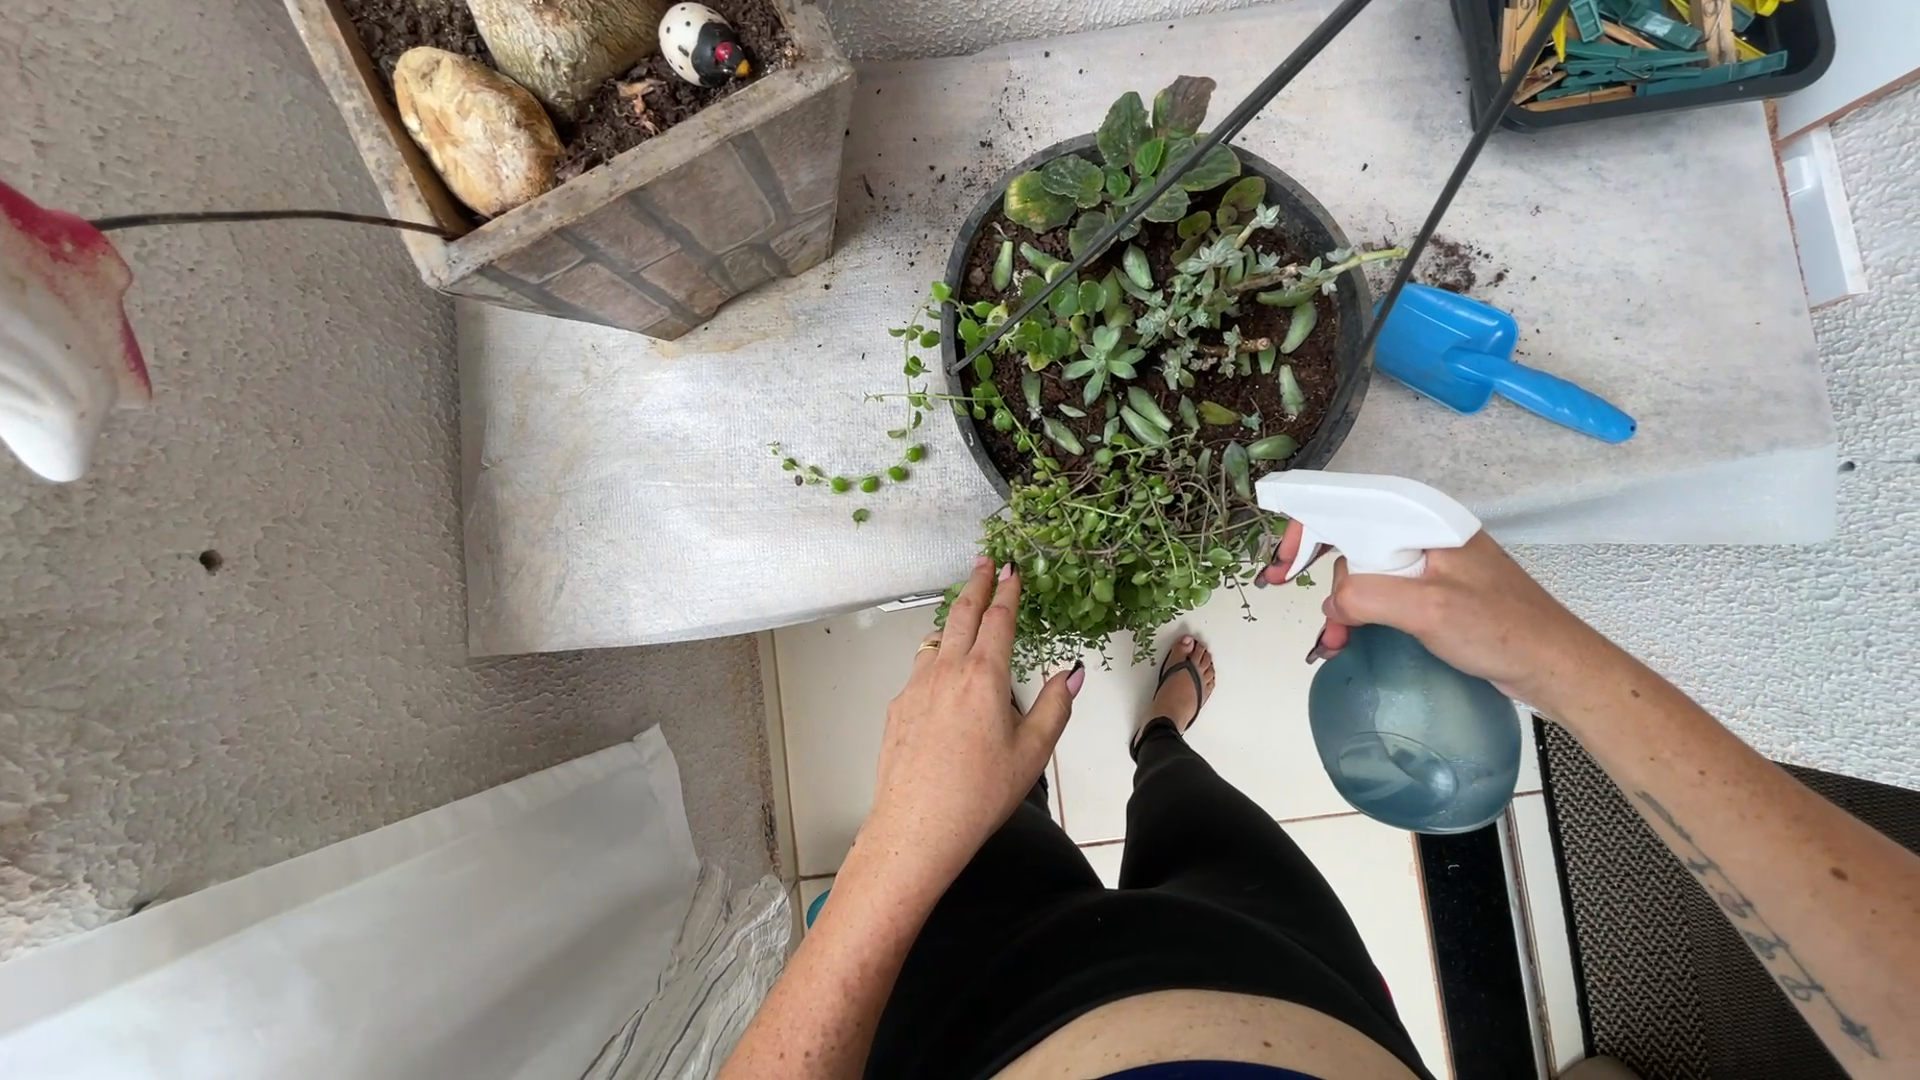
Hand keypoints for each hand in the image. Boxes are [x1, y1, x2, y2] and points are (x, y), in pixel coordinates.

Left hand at [861, 556, 1081, 887]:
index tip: (1011, 569)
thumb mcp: (1032, 752)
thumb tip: (1071, 672)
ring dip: (953, 618)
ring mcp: (916, 686)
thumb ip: (1055, 705)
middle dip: (976, 583)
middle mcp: (945, 671)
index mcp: (983, 676)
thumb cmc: (977, 794)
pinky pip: (920, 669)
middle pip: (962, 613)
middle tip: (984, 562)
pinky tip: (943, 676)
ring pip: (936, 638)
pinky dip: (936, 657)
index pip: (999, 618)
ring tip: (965, 612)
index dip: (1008, 590)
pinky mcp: (898, 705)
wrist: (916, 828)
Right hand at [1261, 521, 1612, 705]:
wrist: (1556, 668)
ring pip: (1361, 572)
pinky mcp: (1429, 592)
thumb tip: (1331, 605)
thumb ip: (1367, 596)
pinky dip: (1357, 615)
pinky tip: (1346, 638)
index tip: (1282, 559)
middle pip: (1349, 540)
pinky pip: (1378, 594)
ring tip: (1332, 640)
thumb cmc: (1505, 630)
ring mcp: (1426, 565)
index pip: (1351, 507)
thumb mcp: (1428, 609)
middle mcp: (1422, 537)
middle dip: (1317, 569)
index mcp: (1424, 522)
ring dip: (1339, 604)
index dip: (1309, 526)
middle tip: (1283, 587)